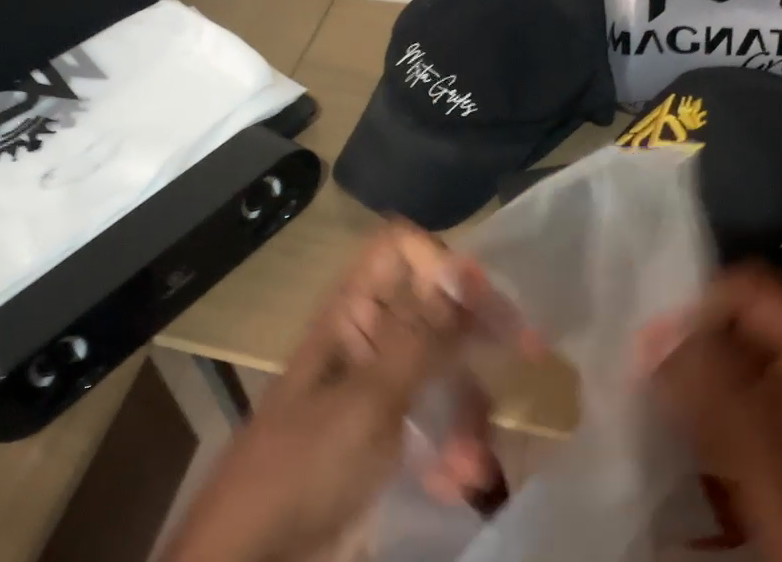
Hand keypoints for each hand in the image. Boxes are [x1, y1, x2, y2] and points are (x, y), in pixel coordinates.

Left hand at [160, 222, 503, 561]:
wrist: (254, 556)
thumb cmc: (302, 467)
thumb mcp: (366, 401)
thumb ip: (420, 334)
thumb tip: (463, 265)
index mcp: (352, 314)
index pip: (403, 251)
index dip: (444, 264)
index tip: (488, 301)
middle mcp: (369, 341)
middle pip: (437, 310)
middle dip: (479, 339)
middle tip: (527, 358)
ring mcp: (382, 391)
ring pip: (447, 372)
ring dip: (470, 413)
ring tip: (473, 463)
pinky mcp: (391, 440)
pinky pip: (440, 425)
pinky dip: (456, 452)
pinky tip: (459, 483)